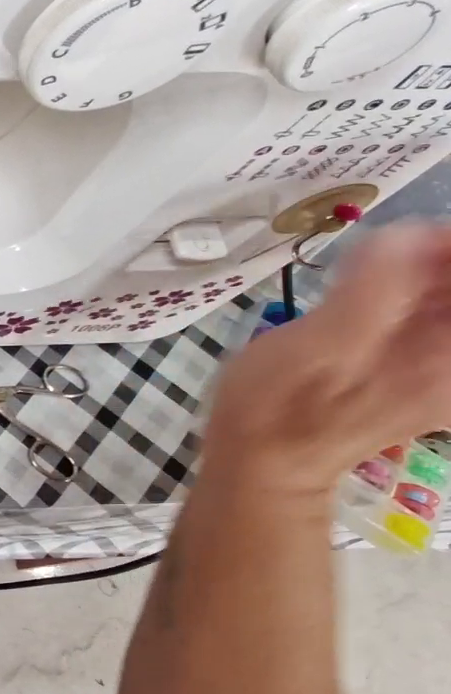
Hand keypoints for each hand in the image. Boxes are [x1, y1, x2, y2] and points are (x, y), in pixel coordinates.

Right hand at [203, 223, 450, 494]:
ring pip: (441, 302)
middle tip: (379, 252)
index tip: (401, 235)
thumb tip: (406, 233)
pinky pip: (429, 320)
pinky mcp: (416, 369)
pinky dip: (410, 296)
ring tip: (368, 272)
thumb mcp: (317, 346)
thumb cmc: (278, 406)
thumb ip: (370, 291)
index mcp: (450, 353)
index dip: (444, 249)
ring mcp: (441, 366)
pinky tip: (368, 298)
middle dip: (431, 260)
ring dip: (419, 275)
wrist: (262, 460)